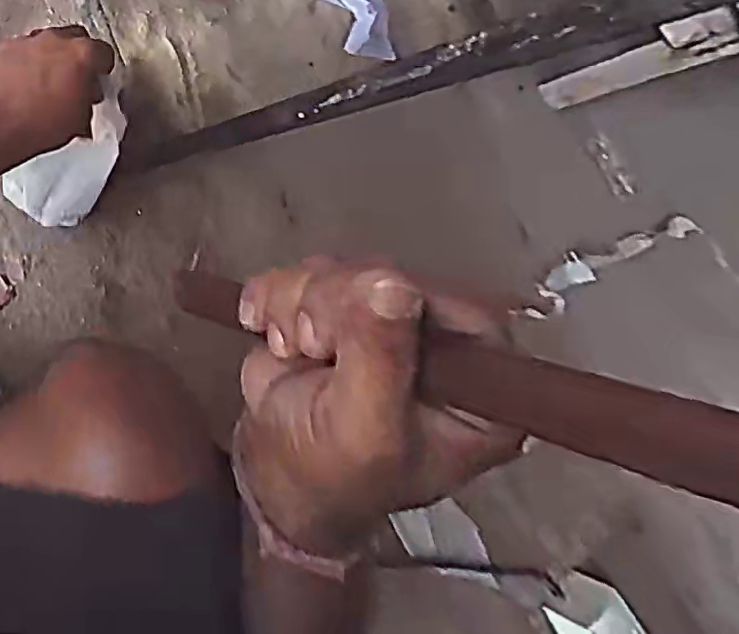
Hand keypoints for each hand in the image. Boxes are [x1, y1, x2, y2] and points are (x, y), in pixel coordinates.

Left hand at [0, 26, 114, 154]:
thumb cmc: (43, 124)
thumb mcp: (80, 118)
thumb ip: (88, 97)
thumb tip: (86, 94)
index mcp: (83, 54)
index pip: (103, 52)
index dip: (101, 68)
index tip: (96, 80)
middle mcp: (55, 39)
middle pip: (74, 39)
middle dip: (75, 55)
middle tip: (71, 76)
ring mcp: (26, 41)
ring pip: (44, 42)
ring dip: (47, 56)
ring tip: (42, 79)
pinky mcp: (2, 48)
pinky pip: (19, 50)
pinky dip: (21, 60)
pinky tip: (18, 79)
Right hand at [234, 258, 523, 557]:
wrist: (274, 468)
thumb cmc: (334, 469)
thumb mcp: (364, 428)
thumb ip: (379, 359)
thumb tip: (392, 282)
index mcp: (476, 381)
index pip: (454, 307)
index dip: (397, 304)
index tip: (344, 335)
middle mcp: (429, 340)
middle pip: (381, 276)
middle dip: (327, 303)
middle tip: (311, 347)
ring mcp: (370, 319)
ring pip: (331, 269)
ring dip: (291, 301)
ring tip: (289, 348)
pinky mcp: (319, 307)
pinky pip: (291, 271)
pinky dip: (265, 294)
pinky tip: (262, 329)